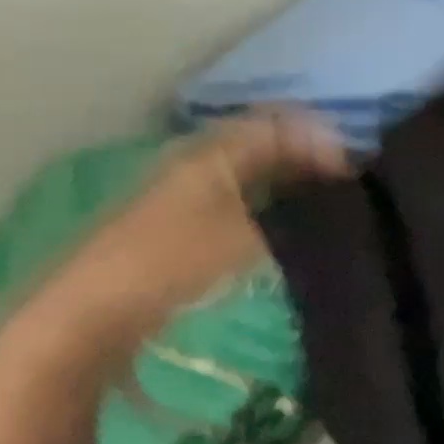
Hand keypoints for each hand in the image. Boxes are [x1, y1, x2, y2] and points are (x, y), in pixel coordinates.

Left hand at [37, 112, 348, 341]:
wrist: (85, 320)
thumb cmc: (172, 264)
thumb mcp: (251, 232)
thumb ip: (304, 208)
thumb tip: (344, 193)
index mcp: (212, 152)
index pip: (280, 123)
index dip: (323, 138)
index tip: (357, 168)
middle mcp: (197, 163)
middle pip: (266, 145)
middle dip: (311, 157)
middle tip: (353, 184)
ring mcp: (183, 195)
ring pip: (254, 173)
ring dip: (293, 182)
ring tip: (330, 206)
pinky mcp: (179, 227)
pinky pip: (240, 198)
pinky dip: (272, 203)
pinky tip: (291, 228)